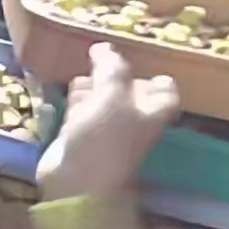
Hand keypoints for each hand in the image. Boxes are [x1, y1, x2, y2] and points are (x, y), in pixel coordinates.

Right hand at [35, 44, 178, 201]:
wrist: (74, 181)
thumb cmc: (103, 138)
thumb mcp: (113, 95)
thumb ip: (110, 68)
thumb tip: (102, 47)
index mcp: (153, 111)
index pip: (163, 87)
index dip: (150, 74)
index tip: (131, 62)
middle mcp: (132, 119)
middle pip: (128, 90)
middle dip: (114, 75)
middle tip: (98, 60)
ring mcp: (104, 130)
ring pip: (101, 100)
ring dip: (91, 85)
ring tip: (80, 69)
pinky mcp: (77, 137)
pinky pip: (79, 112)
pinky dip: (74, 100)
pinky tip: (66, 89)